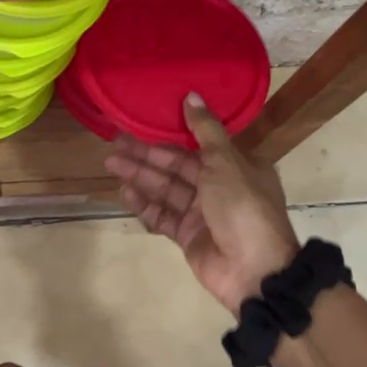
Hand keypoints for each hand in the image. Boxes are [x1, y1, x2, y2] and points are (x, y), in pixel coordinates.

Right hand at [105, 93, 300, 314]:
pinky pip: (162, 215)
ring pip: (166, 189)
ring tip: (112, 164)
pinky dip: (144, 204)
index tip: (140, 124)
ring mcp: (202, 214)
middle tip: (114, 143)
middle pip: (176, 167)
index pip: (196, 146)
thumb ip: (205, 130)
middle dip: (145, 155)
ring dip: (140, 176)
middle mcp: (218, 188)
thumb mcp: (226, 162)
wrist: (255, 271)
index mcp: (235, 168)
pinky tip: (125, 192)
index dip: (167, 134)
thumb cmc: (243, 208)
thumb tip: (191, 95)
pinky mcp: (188, 236)